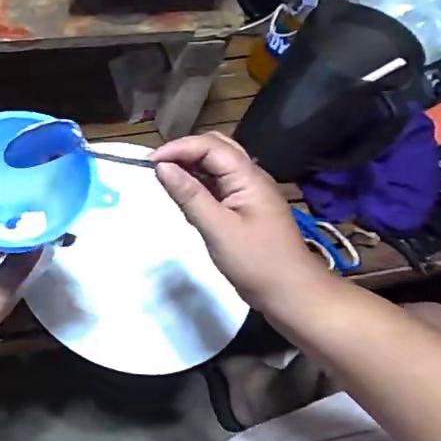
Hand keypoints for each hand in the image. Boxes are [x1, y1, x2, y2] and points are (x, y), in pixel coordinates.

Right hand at [150, 132, 329, 310]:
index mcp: (248, 176)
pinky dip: (198, 184)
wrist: (291, 294)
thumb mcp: (218, 229)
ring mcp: (248, 192)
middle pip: (215, 148)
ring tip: (165, 178)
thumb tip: (162, 167)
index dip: (178, 148)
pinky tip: (184, 196)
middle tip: (156, 167)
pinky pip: (218, 185)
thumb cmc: (257, 261)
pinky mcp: (244, 209)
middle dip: (184, 152)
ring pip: (216, 166)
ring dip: (190, 167)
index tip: (148, 162)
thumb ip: (189, 195)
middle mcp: (250, 177)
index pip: (209, 146)